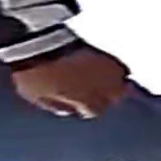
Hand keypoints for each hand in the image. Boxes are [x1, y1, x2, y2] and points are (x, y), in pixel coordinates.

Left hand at [11, 47, 130, 118]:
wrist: (45, 49)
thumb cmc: (37, 76)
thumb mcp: (37, 96)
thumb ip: (56, 105)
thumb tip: (70, 111)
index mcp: (85, 98)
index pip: (96, 111)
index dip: (88, 111)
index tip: (82, 110)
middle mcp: (104, 87)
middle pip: (116, 98)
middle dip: (107, 100)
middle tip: (96, 99)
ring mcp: (110, 72)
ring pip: (123, 85)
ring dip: (114, 87)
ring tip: (103, 87)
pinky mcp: (112, 60)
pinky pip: (122, 71)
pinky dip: (116, 75)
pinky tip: (105, 74)